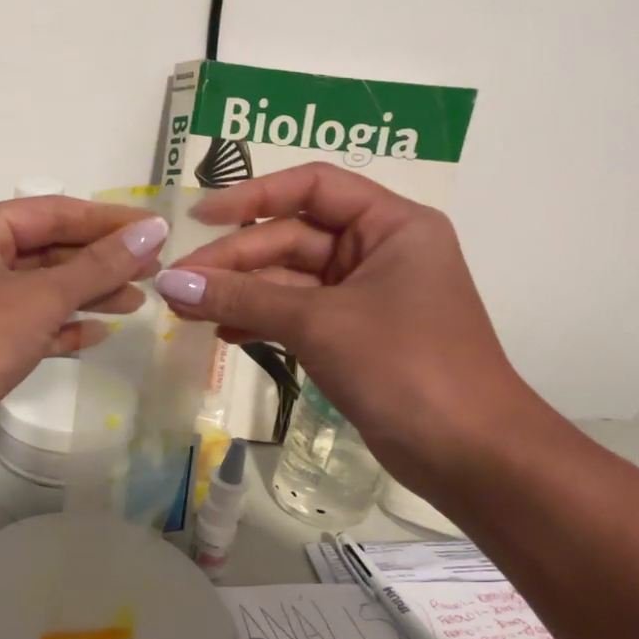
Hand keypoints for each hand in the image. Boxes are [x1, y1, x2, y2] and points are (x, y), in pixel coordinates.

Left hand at [0, 196, 168, 474]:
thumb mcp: (39, 299)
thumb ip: (97, 265)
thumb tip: (152, 230)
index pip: (50, 212)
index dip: (106, 219)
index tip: (157, 229)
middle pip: (46, 249)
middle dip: (99, 259)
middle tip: (155, 270)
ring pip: (40, 290)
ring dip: (87, 294)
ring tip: (137, 302)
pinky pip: (29, 325)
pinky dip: (62, 327)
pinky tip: (98, 334)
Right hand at [154, 163, 543, 489]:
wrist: (469, 451)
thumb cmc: (406, 366)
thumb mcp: (319, 323)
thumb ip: (241, 299)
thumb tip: (169, 283)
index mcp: (392, 226)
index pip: (313, 187)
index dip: (253, 195)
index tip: (199, 218)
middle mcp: (379, 251)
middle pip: (291, 238)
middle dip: (233, 260)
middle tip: (176, 285)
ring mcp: (365, 297)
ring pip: (287, 280)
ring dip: (238, 293)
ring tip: (185, 310)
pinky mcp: (352, 337)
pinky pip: (294, 315)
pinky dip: (258, 321)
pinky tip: (222, 333)